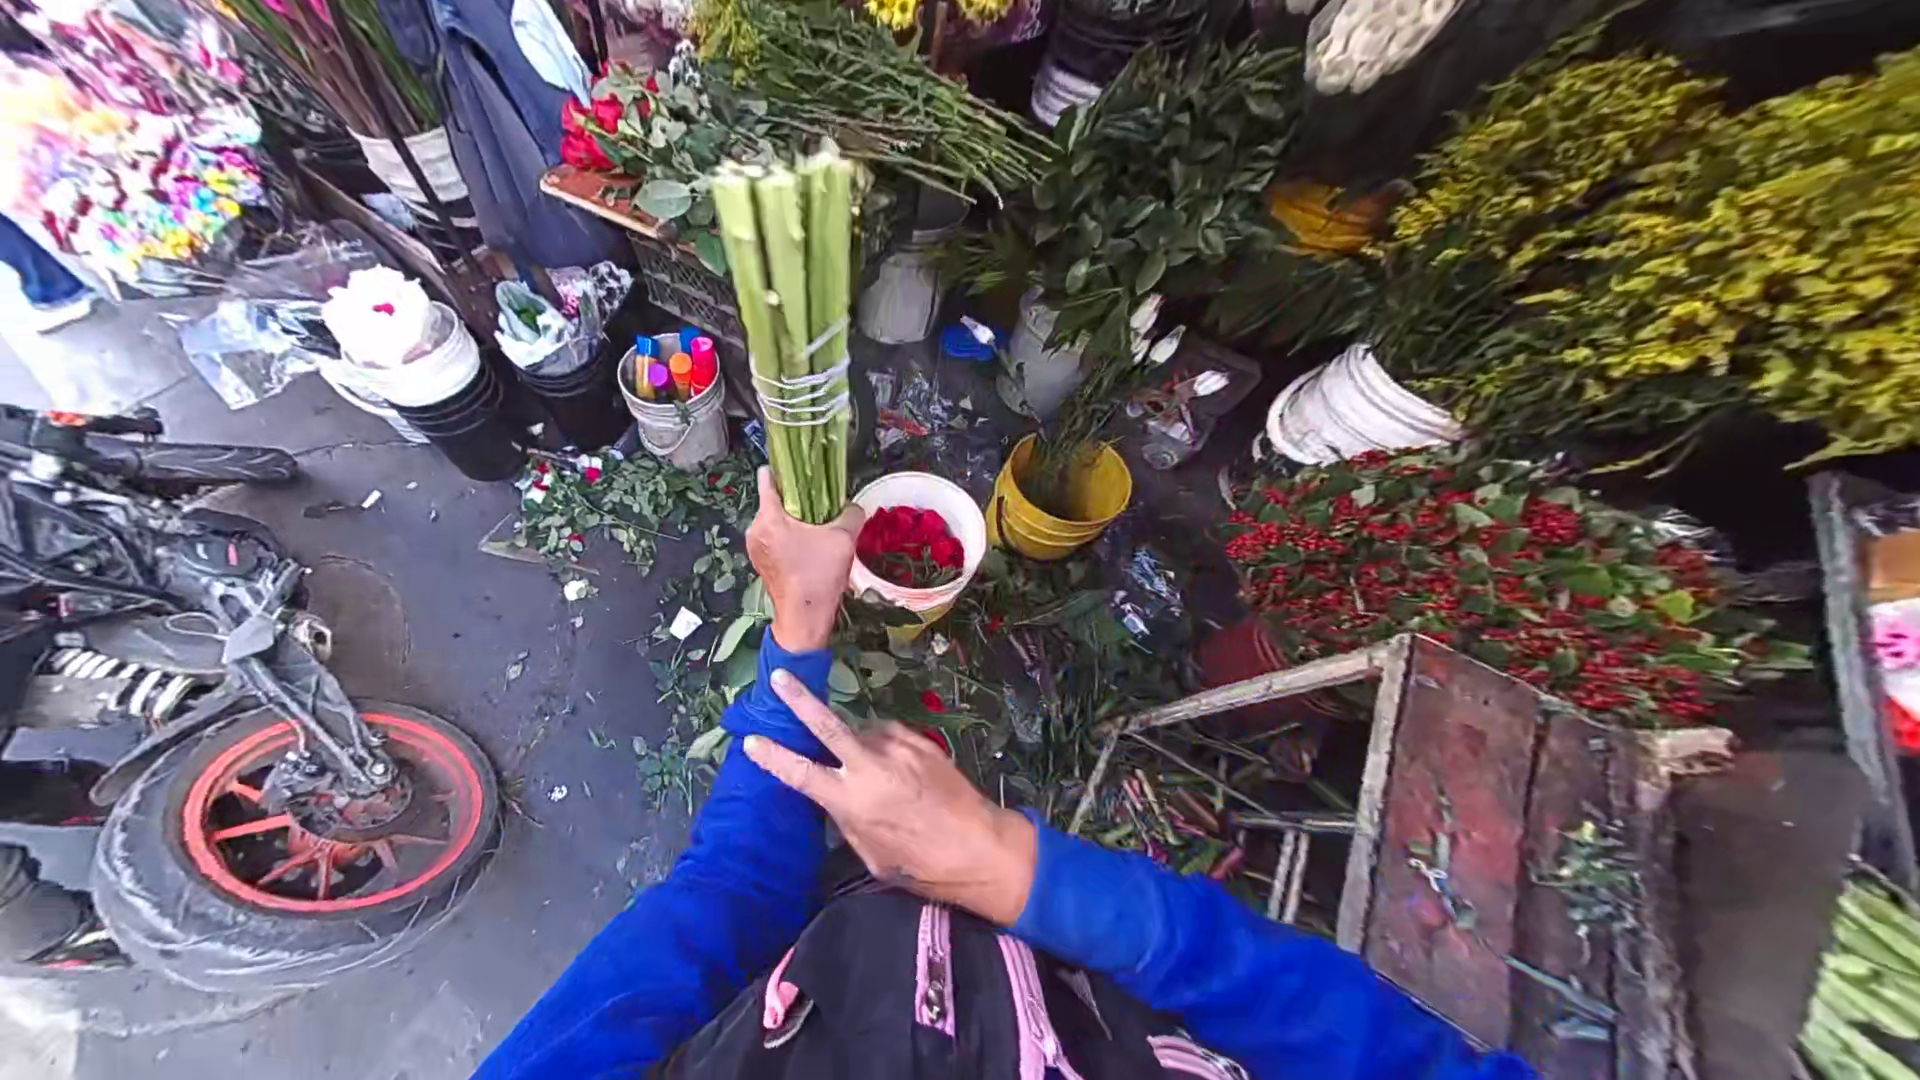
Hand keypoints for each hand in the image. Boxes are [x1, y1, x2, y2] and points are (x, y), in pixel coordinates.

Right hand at [744, 670, 1038, 925]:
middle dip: (799, 699)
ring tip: (876, 773)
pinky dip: (883, 745)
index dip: (773, 757)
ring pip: (864, 732)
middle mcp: (872, 766)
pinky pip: (890, 735)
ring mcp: (899, 748)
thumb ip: (847, 818)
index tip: (751, 740)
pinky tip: (894, 765)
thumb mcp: (871, 852)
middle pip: (828, 724)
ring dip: (858, 743)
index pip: (801, 773)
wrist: (977, 844)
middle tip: (779, 676)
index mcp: (852, 800)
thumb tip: (835, 795)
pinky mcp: (921, 741)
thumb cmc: (921, 863)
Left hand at [745, 467, 864, 651]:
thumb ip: (851, 514)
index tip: (798, 465)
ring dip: (793, 521)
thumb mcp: (844, 539)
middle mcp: (756, 530)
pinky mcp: (760, 562)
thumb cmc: (819, 576)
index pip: (768, 479)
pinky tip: (809, 547)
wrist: (805, 618)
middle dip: (796, 501)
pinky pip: (774, 539)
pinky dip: (789, 537)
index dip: (784, 469)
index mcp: (769, 518)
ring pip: (774, 521)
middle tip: (820, 505)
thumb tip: (853, 507)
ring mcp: (755, 548)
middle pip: (774, 501)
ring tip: (817, 528)